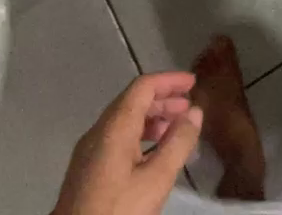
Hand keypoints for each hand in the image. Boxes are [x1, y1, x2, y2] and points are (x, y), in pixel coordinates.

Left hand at [53, 72, 203, 214]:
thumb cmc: (117, 210)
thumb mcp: (156, 180)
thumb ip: (178, 143)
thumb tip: (195, 112)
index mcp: (114, 127)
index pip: (143, 87)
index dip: (170, 81)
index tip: (193, 84)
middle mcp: (98, 132)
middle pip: (132, 101)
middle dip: (163, 100)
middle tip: (189, 109)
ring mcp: (88, 151)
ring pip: (123, 121)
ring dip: (152, 119)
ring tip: (176, 131)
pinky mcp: (86, 170)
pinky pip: (116, 138)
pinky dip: (139, 136)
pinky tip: (153, 155)